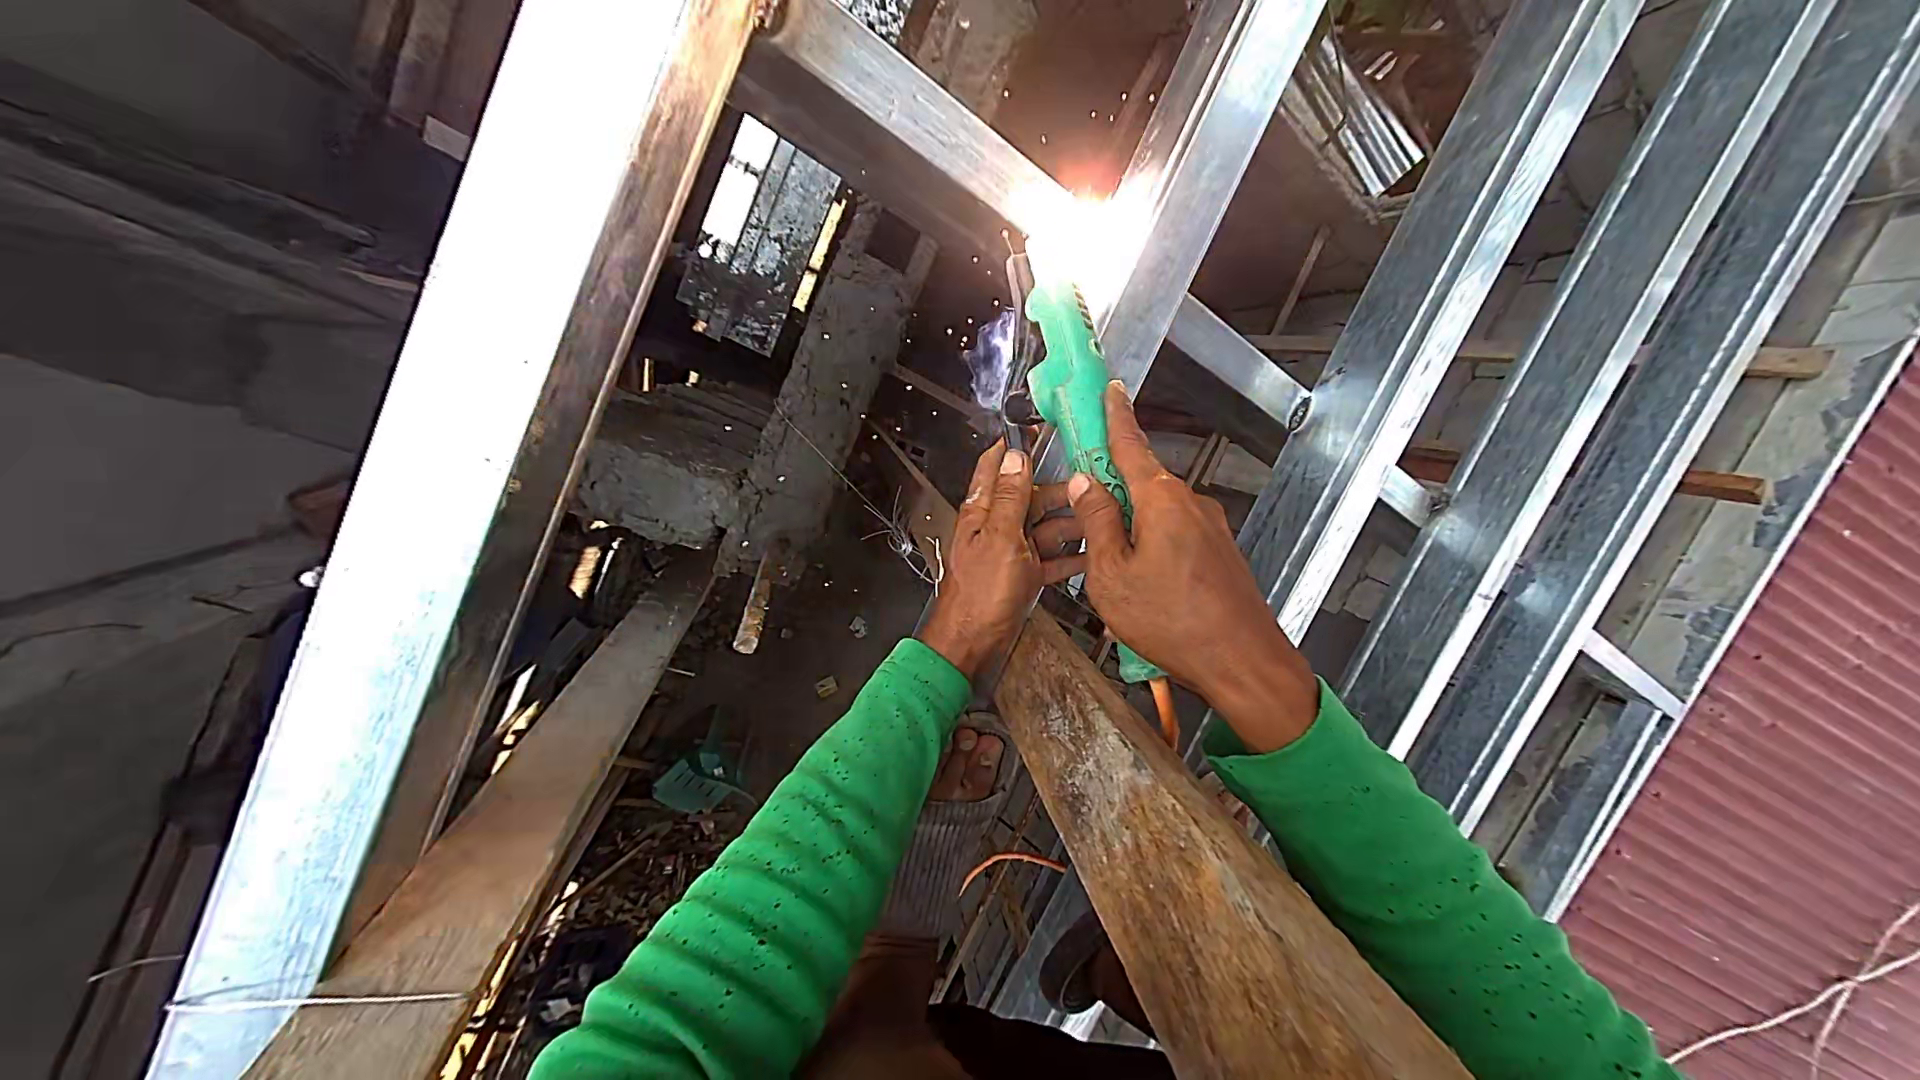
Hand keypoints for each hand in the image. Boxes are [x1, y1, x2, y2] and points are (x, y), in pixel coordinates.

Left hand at [918, 441, 1073, 676]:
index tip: (1035, 429)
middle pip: (1030, 496)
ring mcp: (1011, 550)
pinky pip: (1051, 558)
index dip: (1014, 445)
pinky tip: (1091, 555)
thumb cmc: (979, 595)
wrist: (973, 642)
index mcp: (982, 511)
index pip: (995, 466)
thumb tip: (1015, 457)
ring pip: (1044, 527)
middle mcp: (996, 526)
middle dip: (1059, 491)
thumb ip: (1009, 498)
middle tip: (1091, 485)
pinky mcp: (1023, 573)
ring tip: (1099, 520)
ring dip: (1070, 525)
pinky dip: (1069, 556)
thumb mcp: (1000, 539)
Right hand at [1040, 383, 1318, 751]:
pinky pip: (1173, 534)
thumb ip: (1097, 523)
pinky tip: (1141, 583)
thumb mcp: (1111, 575)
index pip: (1131, 444)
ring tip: (1111, 571)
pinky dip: (1150, 545)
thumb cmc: (1176, 624)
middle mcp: (1191, 505)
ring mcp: (1209, 528)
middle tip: (1084, 509)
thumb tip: (1086, 485)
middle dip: (1110, 490)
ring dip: (1128, 528)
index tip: (1109, 391)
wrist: (1242, 662)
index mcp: (1162, 501)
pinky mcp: (1217, 551)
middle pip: (1140, 481)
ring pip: (1155, 512)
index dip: (1115, 415)